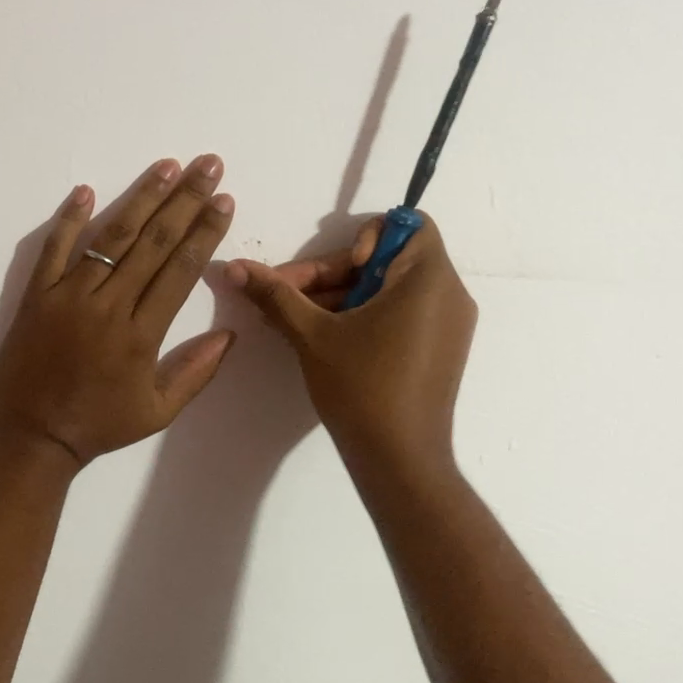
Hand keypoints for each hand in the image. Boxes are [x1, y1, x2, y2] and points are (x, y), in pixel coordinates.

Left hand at [0, 155, 236, 466]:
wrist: (31, 435)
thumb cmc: (98, 426)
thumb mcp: (157, 411)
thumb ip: (195, 372)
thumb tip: (231, 336)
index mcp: (142, 334)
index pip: (181, 270)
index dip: (205, 232)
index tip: (223, 200)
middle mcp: (108, 306)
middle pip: (153, 243)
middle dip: (185, 200)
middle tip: (207, 165)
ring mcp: (68, 297)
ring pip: (110, 239)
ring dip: (140, 199)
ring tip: (166, 167)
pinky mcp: (36, 296)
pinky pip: (53, 250)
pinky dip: (68, 220)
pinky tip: (87, 191)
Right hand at [227, 213, 475, 475]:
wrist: (399, 458)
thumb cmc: (362, 386)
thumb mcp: (311, 335)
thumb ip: (275, 294)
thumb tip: (234, 266)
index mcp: (429, 279)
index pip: (407, 225)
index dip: (366, 238)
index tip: (340, 271)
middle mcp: (448, 294)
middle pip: (388, 259)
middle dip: (333, 274)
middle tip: (286, 296)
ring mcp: (448, 325)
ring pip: (389, 290)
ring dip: (340, 298)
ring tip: (292, 323)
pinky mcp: (439, 350)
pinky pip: (400, 315)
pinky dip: (363, 317)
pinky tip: (322, 340)